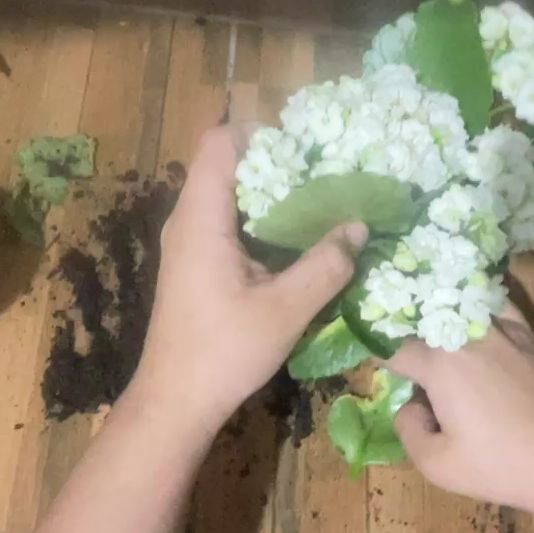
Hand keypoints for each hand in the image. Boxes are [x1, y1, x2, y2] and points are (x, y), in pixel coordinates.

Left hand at [127, 128, 366, 437]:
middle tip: (326, 176)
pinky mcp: (196, 263)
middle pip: (228, 164)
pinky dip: (262, 220)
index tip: (306, 150)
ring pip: (230, 194)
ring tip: (320, 204)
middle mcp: (188, 220)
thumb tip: (358, 227)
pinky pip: (229, 222)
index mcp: (201, 218)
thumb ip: (325, 265)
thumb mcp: (285, 310)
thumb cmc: (223, 352)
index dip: (262, 133)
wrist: (175, 400)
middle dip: (277, 163)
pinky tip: (297, 242)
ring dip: (273, 194)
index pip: (220, 142)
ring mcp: (189, 242)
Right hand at [386, 304, 533, 532]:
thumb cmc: (501, 467)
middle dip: (404, 329)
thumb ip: (407, 428)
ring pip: (459, 306)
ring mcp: (502, 331)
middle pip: (424, 321)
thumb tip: (410, 404)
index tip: (371, 361)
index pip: (393, 348)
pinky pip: (496, 306)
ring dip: (438, 311)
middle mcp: (467, 337)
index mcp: (440, 365)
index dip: (376, 354)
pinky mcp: (529, 335)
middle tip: (394, 340)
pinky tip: (472, 310)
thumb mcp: (436, 466)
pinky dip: (478, 304)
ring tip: (427, 318)